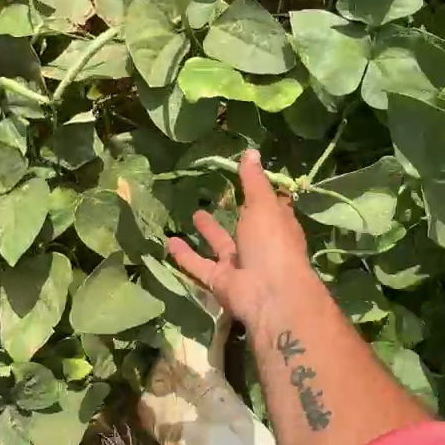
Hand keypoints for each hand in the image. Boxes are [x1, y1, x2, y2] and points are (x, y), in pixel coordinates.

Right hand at [167, 149, 315, 335]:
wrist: (268, 293)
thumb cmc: (272, 242)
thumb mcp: (262, 204)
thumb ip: (253, 180)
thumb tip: (251, 151)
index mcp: (277, 225)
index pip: (271, 206)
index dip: (262, 193)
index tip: (250, 179)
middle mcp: (260, 245)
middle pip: (244, 226)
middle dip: (234, 213)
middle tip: (220, 196)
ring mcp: (240, 264)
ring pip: (220, 245)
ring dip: (208, 232)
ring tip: (194, 214)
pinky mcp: (220, 281)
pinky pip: (199, 265)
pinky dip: (184, 255)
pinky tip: (168, 242)